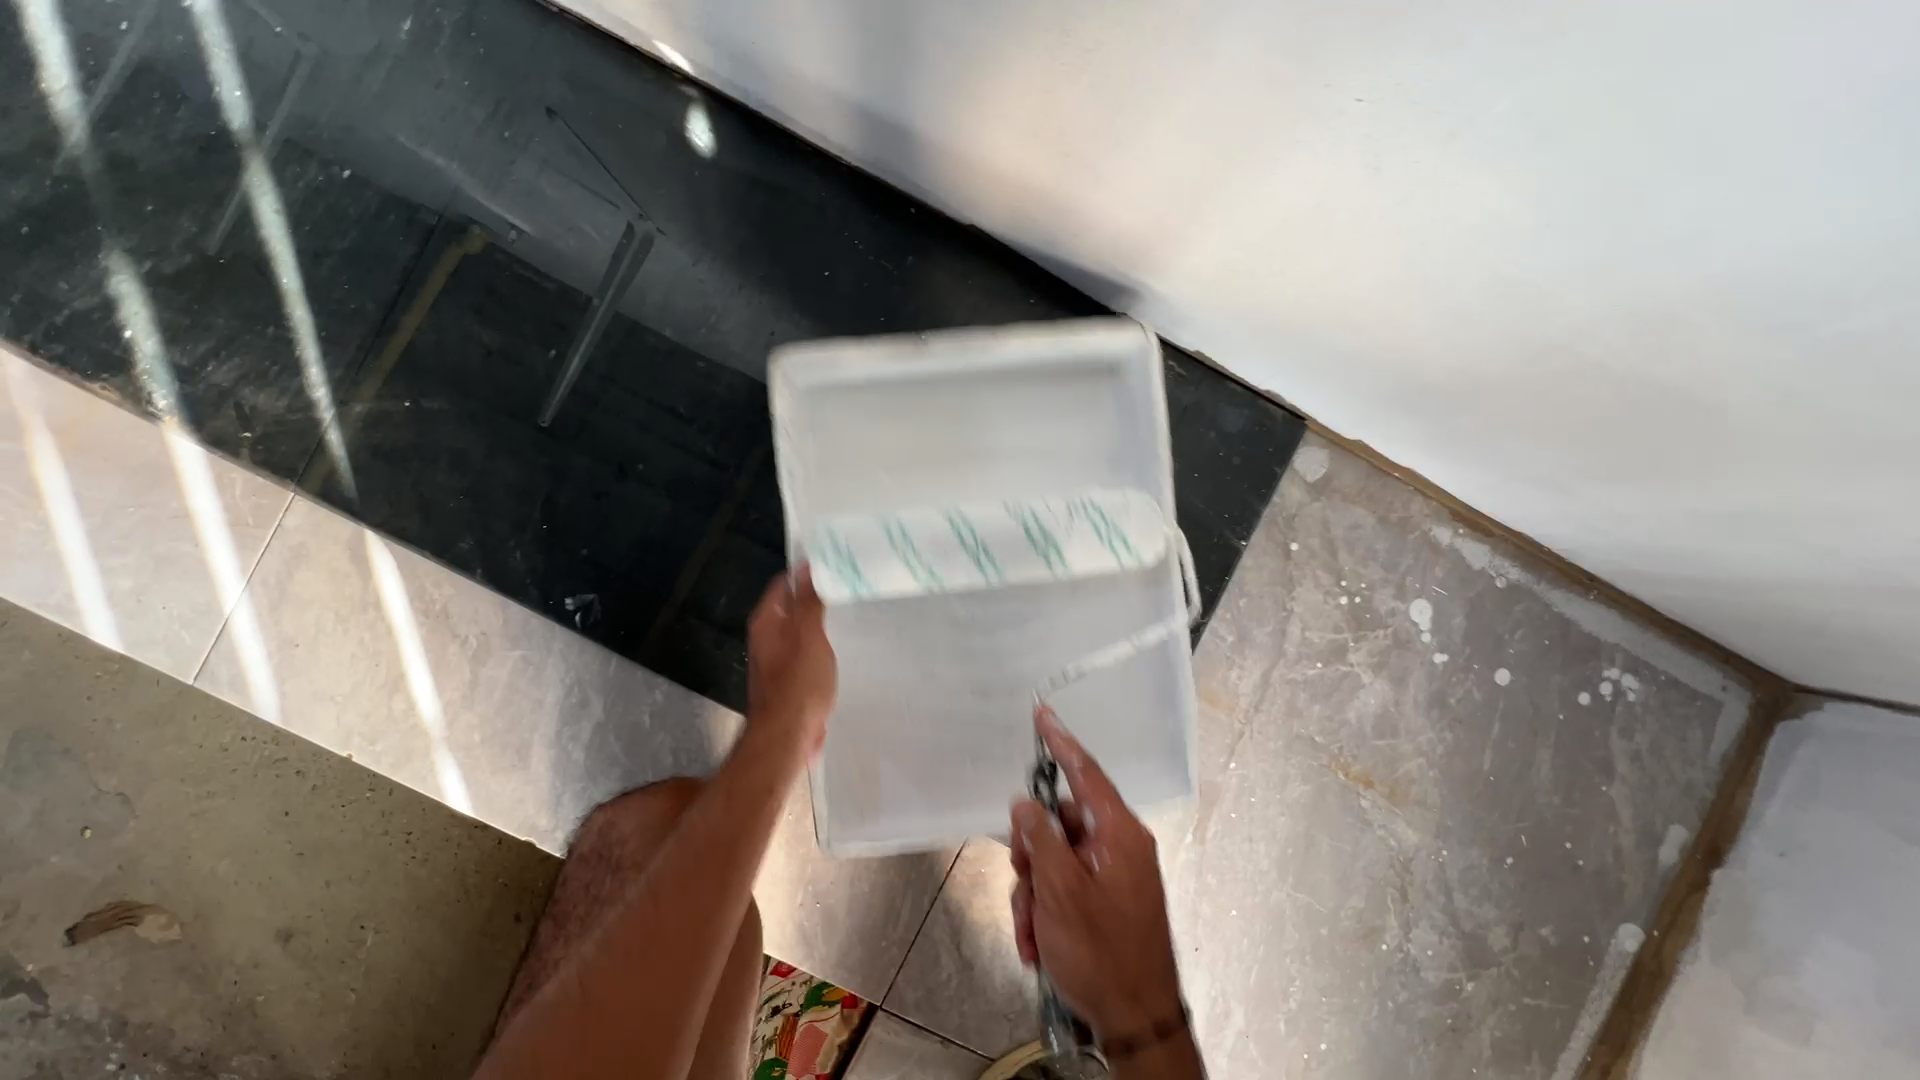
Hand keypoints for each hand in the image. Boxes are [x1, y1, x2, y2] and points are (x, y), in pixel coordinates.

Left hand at [745, 564, 835, 754]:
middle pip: (790, 607)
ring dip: (818, 623)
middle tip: (846, 586)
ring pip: (798, 632)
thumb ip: (808, 602)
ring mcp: (774, 661)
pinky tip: (838, 649)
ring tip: (847, 612)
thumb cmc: (799, 683)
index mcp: (766, 622)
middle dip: (814, 597)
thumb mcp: (809, 635)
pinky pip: (804, 654)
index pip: (784, 584)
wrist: (787, 737)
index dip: (806, 572)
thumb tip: (806, 568)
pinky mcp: (787, 681)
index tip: (834, 564)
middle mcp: (765, 638)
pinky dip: (819, 647)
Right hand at [1010, 705, 1184, 1042]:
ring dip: (1035, 896)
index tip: (1042, 713)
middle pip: (1059, 825)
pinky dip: (1047, 913)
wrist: (1136, 1019)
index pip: (1085, 773)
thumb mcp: (1060, 893)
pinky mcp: (1106, 901)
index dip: (1060, 743)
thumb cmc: (1100, 951)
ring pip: (1055, 863)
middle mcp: (1119, 846)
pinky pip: (1065, 890)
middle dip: (1032, 858)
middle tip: (1025, 888)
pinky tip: (1040, 945)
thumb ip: (1041, 840)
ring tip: (1034, 934)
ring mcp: (1113, 875)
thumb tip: (1026, 803)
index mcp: (1119, 834)